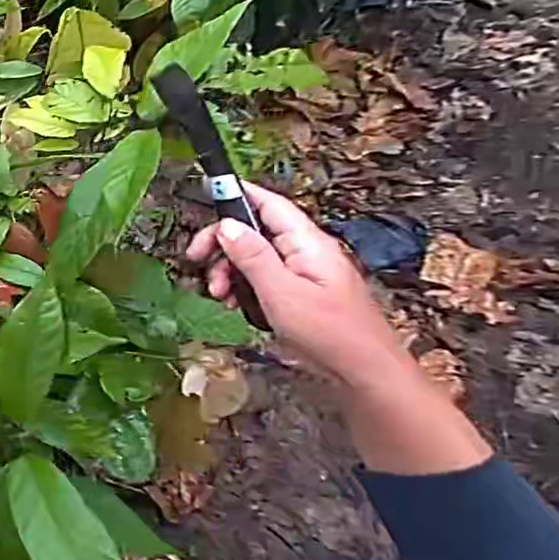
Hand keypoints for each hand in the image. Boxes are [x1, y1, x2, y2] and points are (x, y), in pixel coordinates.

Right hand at [184, 182, 489, 475]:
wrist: (362, 370)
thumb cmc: (329, 332)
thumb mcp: (281, 291)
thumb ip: (252, 256)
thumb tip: (228, 226)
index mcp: (307, 244)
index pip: (270, 205)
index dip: (240, 193)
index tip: (209, 189)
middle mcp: (303, 252)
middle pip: (252, 232)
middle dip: (220, 244)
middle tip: (196, 259)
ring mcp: (299, 272)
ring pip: (249, 257)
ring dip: (226, 271)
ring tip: (218, 294)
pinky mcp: (293, 291)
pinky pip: (257, 278)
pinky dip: (238, 287)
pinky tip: (233, 303)